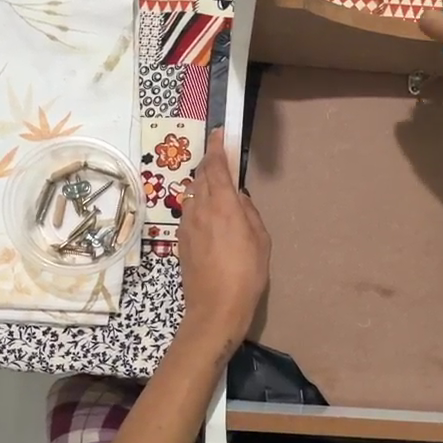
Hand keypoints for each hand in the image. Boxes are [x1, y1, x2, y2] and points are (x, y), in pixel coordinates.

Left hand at [175, 129, 270, 352]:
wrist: (215, 309)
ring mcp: (187, 225)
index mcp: (223, 205)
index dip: (217, 147)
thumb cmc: (246, 275)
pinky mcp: (181, 241)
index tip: (220, 133)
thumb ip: (249, 212)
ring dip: (203, 184)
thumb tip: (238, 197)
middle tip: (222, 157)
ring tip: (217, 187)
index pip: (215, 166)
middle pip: (201, 176)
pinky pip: (189, 212)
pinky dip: (198, 204)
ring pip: (192, 194)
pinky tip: (210, 216)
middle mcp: (200, 209)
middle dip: (210, 163)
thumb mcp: (261, 240)